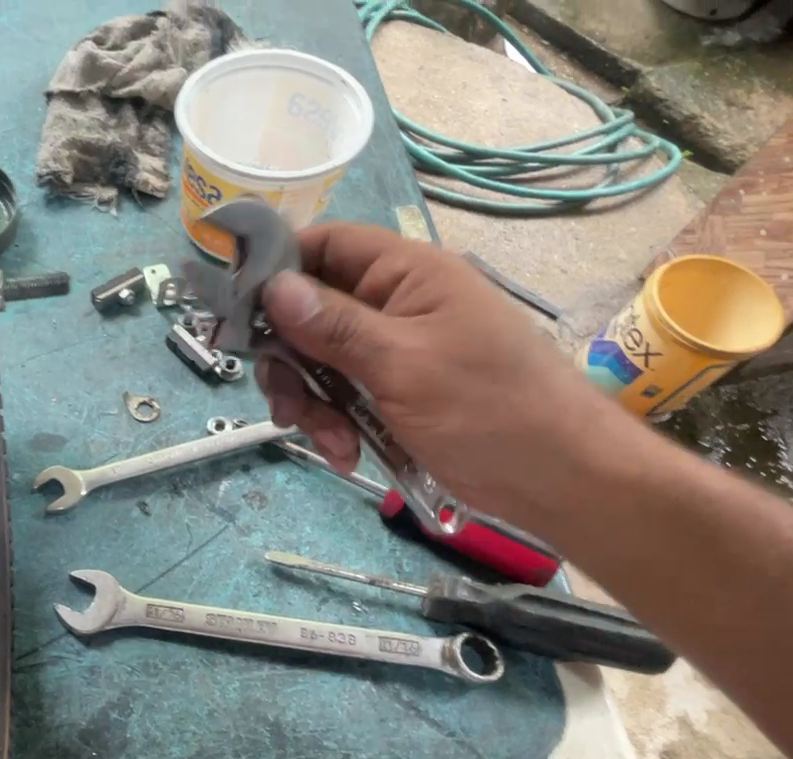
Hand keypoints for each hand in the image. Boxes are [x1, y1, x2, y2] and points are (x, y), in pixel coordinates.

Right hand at [256, 224, 632, 532]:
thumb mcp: (402, 364)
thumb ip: (333, 326)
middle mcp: (393, 306)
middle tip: (287, 402)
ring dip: (310, 405)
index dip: (277, 270)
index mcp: (406, 275)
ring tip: (331, 441)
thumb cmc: (488, 409)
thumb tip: (272, 286)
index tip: (238, 314)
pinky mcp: (390, 395)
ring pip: (317, 364)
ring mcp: (391, 353)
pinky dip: (333, 428)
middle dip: (290, 362)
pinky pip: (339, 400)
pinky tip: (348, 455)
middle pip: (308, 315)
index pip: (326, 246)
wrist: (554, 478)